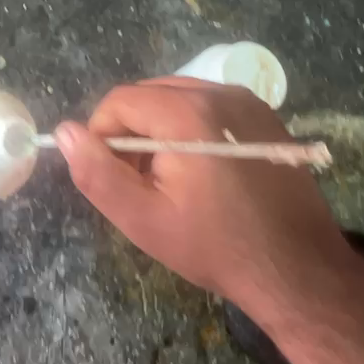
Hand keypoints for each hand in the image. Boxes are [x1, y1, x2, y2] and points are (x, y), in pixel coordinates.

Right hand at [56, 78, 345, 314]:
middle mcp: (219, 93)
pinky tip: (203, 174)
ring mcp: (247, 102)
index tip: (111, 176)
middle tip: (139, 182)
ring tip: (170, 181)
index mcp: (187, 113)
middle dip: (131, 132)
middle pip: (150, 95)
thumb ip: (98, 173)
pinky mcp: (266, 117)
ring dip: (160, 130)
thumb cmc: (216, 247)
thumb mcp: (144, 219)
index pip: (120, 100)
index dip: (102, 135)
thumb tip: (64, 132)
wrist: (299, 270)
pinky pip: (210, 108)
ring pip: (179, 98)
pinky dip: (192, 130)